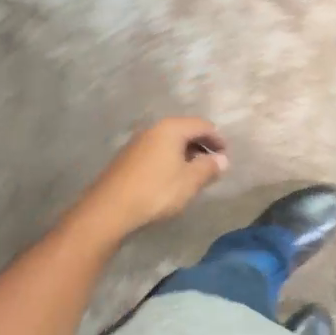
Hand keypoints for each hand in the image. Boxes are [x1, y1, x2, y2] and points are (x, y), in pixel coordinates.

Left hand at [69, 117, 228, 242]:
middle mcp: (154, 128)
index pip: (201, 125)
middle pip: (185, 130)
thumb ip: (208, 168)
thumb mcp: (189, 182)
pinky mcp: (128, 157)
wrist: (109, 209)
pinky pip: (157, 151)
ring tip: (195, 173)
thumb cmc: (155, 192)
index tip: (226, 155)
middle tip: (213, 164)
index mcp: (171, 128)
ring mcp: (138, 142)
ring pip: (169, 141)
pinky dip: (170, 159)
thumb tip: (222, 159)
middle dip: (201, 145)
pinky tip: (171, 178)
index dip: (217, 138)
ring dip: (185, 153)